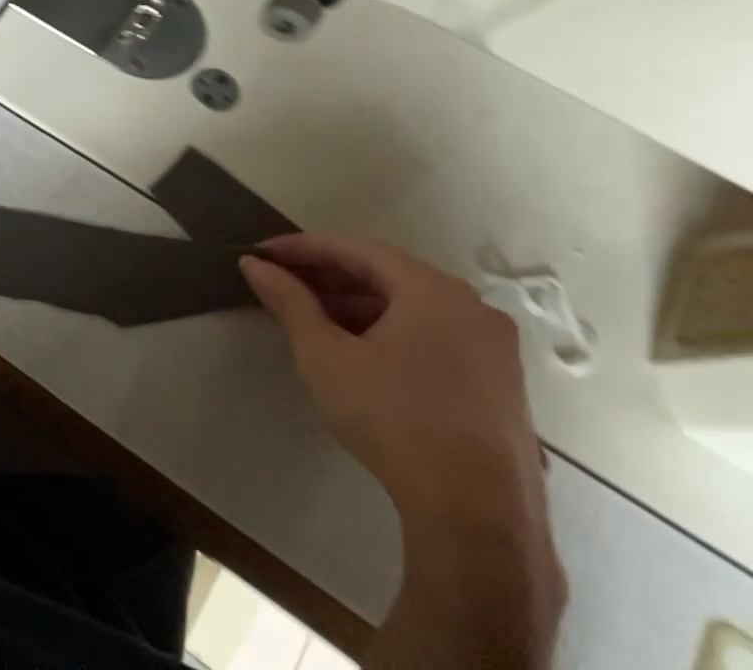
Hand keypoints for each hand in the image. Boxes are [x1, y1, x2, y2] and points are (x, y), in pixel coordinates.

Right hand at [239, 234, 544, 529]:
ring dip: (358, 305)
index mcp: (432, 290)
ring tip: (311, 318)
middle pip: (388, 274)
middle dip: (329, 276)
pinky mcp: (499, 378)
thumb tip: (255, 265)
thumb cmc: (391, 416)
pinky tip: (360, 352)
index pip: (356, 249)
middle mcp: (471, 305)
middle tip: (280, 284)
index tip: (260, 254)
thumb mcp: (324, 355)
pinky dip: (390, 329)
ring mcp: (492, 343)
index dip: (302, 248)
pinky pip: (434, 333)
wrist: (474, 505)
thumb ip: (289, 302)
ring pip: (412, 306)